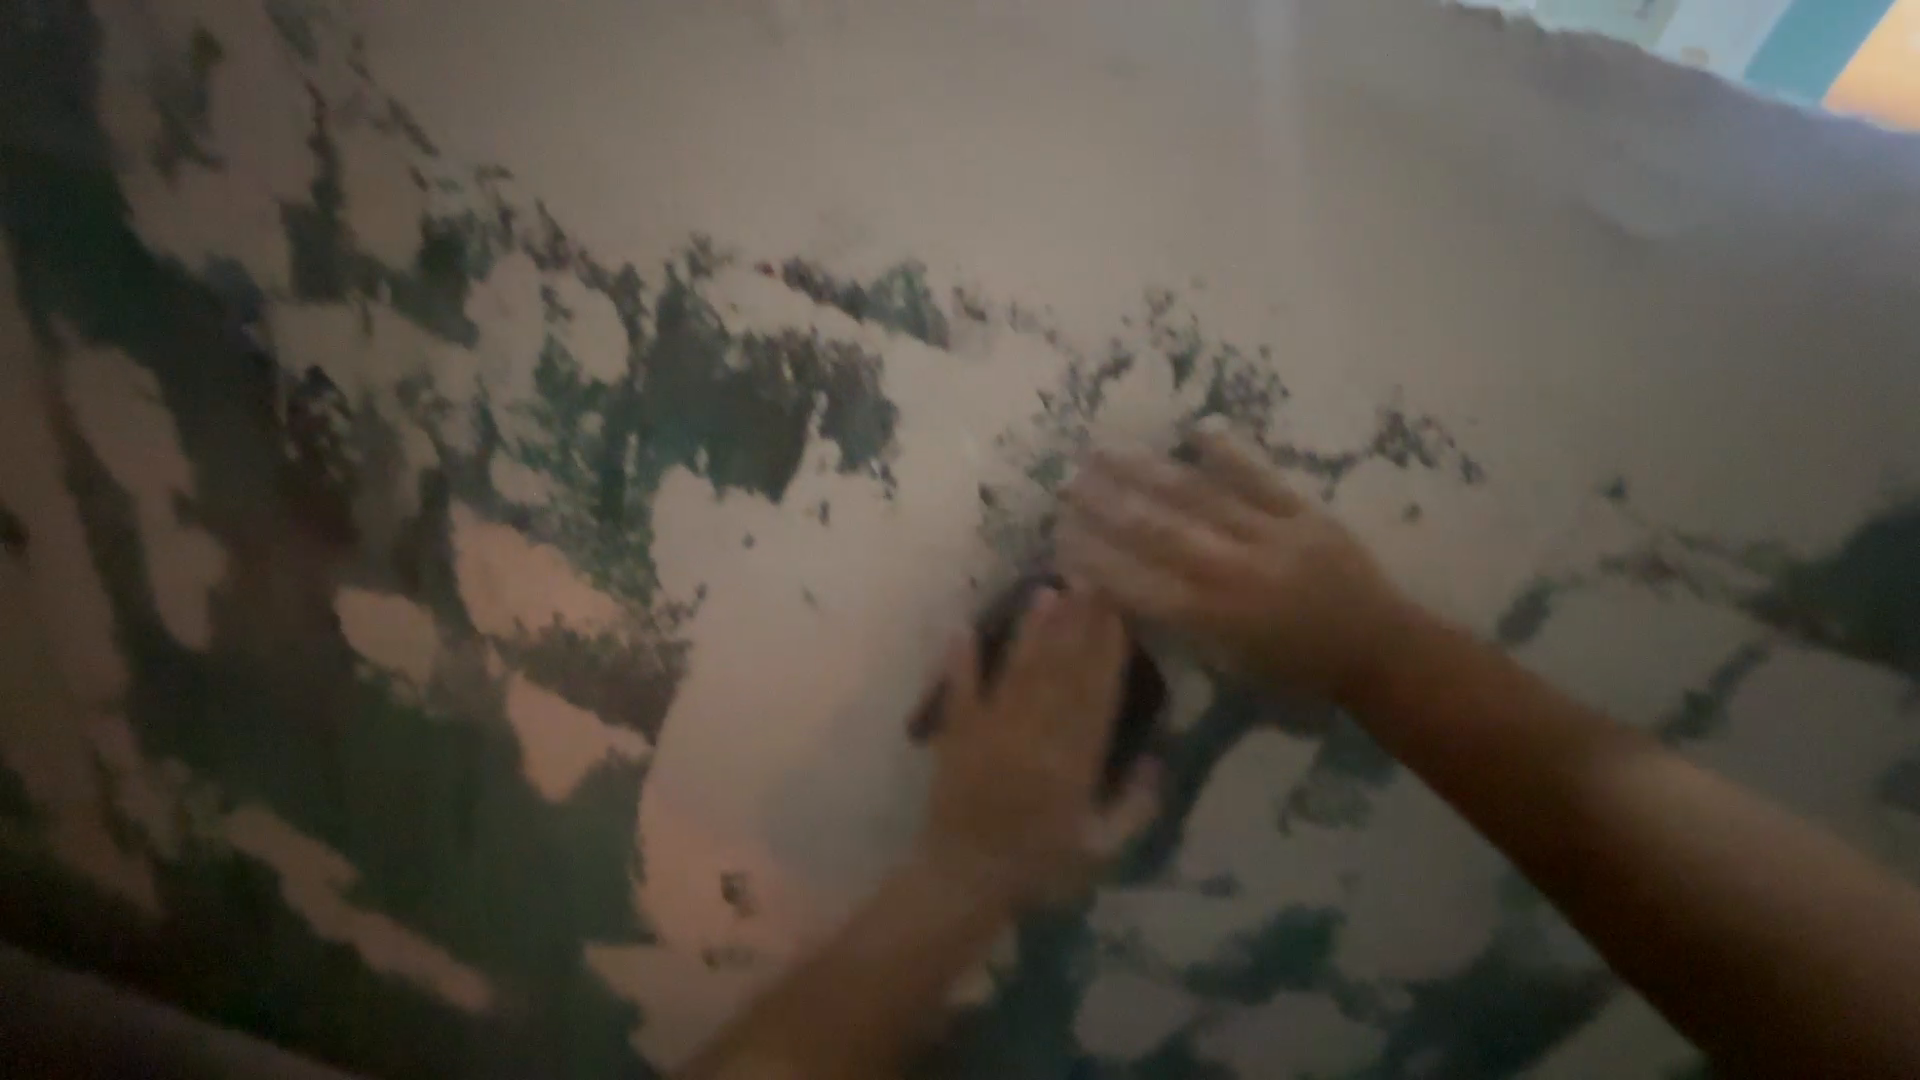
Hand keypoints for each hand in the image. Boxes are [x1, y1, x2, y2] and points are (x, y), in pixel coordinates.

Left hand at [919, 588, 1159, 908]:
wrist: (965, 879)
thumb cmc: (1041, 868)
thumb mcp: (1103, 850)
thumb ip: (1136, 804)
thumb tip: (1159, 753)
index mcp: (1073, 759)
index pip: (1096, 691)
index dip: (1108, 647)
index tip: (1119, 607)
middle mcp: (1034, 732)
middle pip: (1060, 668)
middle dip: (1077, 621)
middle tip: (1090, 577)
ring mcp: (991, 727)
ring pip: (1018, 669)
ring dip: (1032, 629)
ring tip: (1047, 590)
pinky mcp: (957, 732)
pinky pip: (959, 690)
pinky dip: (959, 659)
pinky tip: (962, 626)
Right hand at [1056, 428, 1418, 703]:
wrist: (1378, 650)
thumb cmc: (1295, 668)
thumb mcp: (1229, 665)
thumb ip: (1180, 625)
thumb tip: (1127, 588)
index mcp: (1213, 618)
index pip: (1137, 584)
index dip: (1094, 559)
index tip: (1059, 536)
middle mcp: (1232, 573)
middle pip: (1156, 532)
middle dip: (1105, 506)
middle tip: (1066, 482)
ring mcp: (1269, 537)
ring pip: (1196, 497)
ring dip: (1145, 472)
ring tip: (1105, 449)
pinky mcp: (1302, 514)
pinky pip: (1258, 478)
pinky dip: (1228, 453)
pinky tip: (1196, 428)